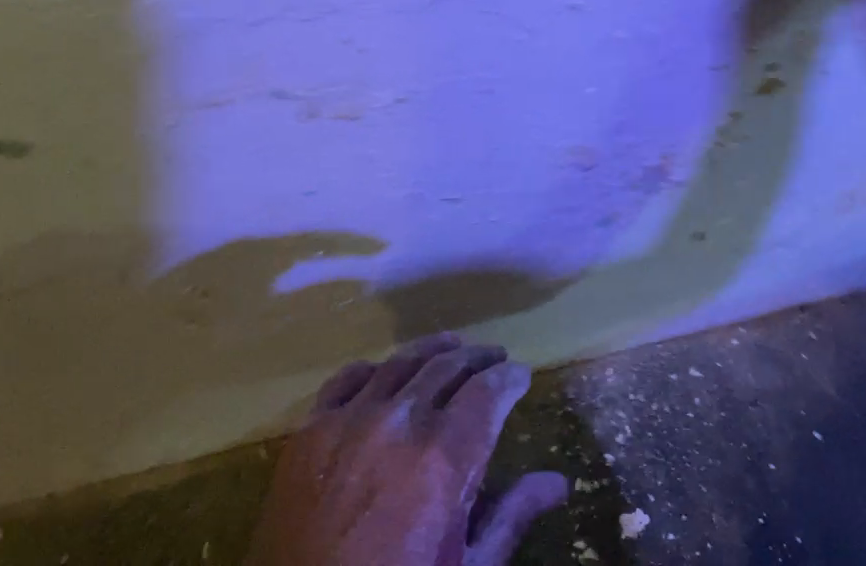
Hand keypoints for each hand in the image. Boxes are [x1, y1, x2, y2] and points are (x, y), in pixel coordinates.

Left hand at [246, 335, 568, 565]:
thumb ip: (511, 517)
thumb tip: (558, 482)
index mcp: (444, 458)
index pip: (489, 391)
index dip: (510, 378)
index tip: (521, 377)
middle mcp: (400, 423)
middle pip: (448, 366)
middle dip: (478, 358)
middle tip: (494, 358)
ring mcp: (349, 421)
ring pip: (401, 362)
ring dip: (433, 351)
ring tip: (451, 348)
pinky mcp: (308, 431)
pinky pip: (346, 379)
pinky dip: (374, 369)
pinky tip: (386, 371)